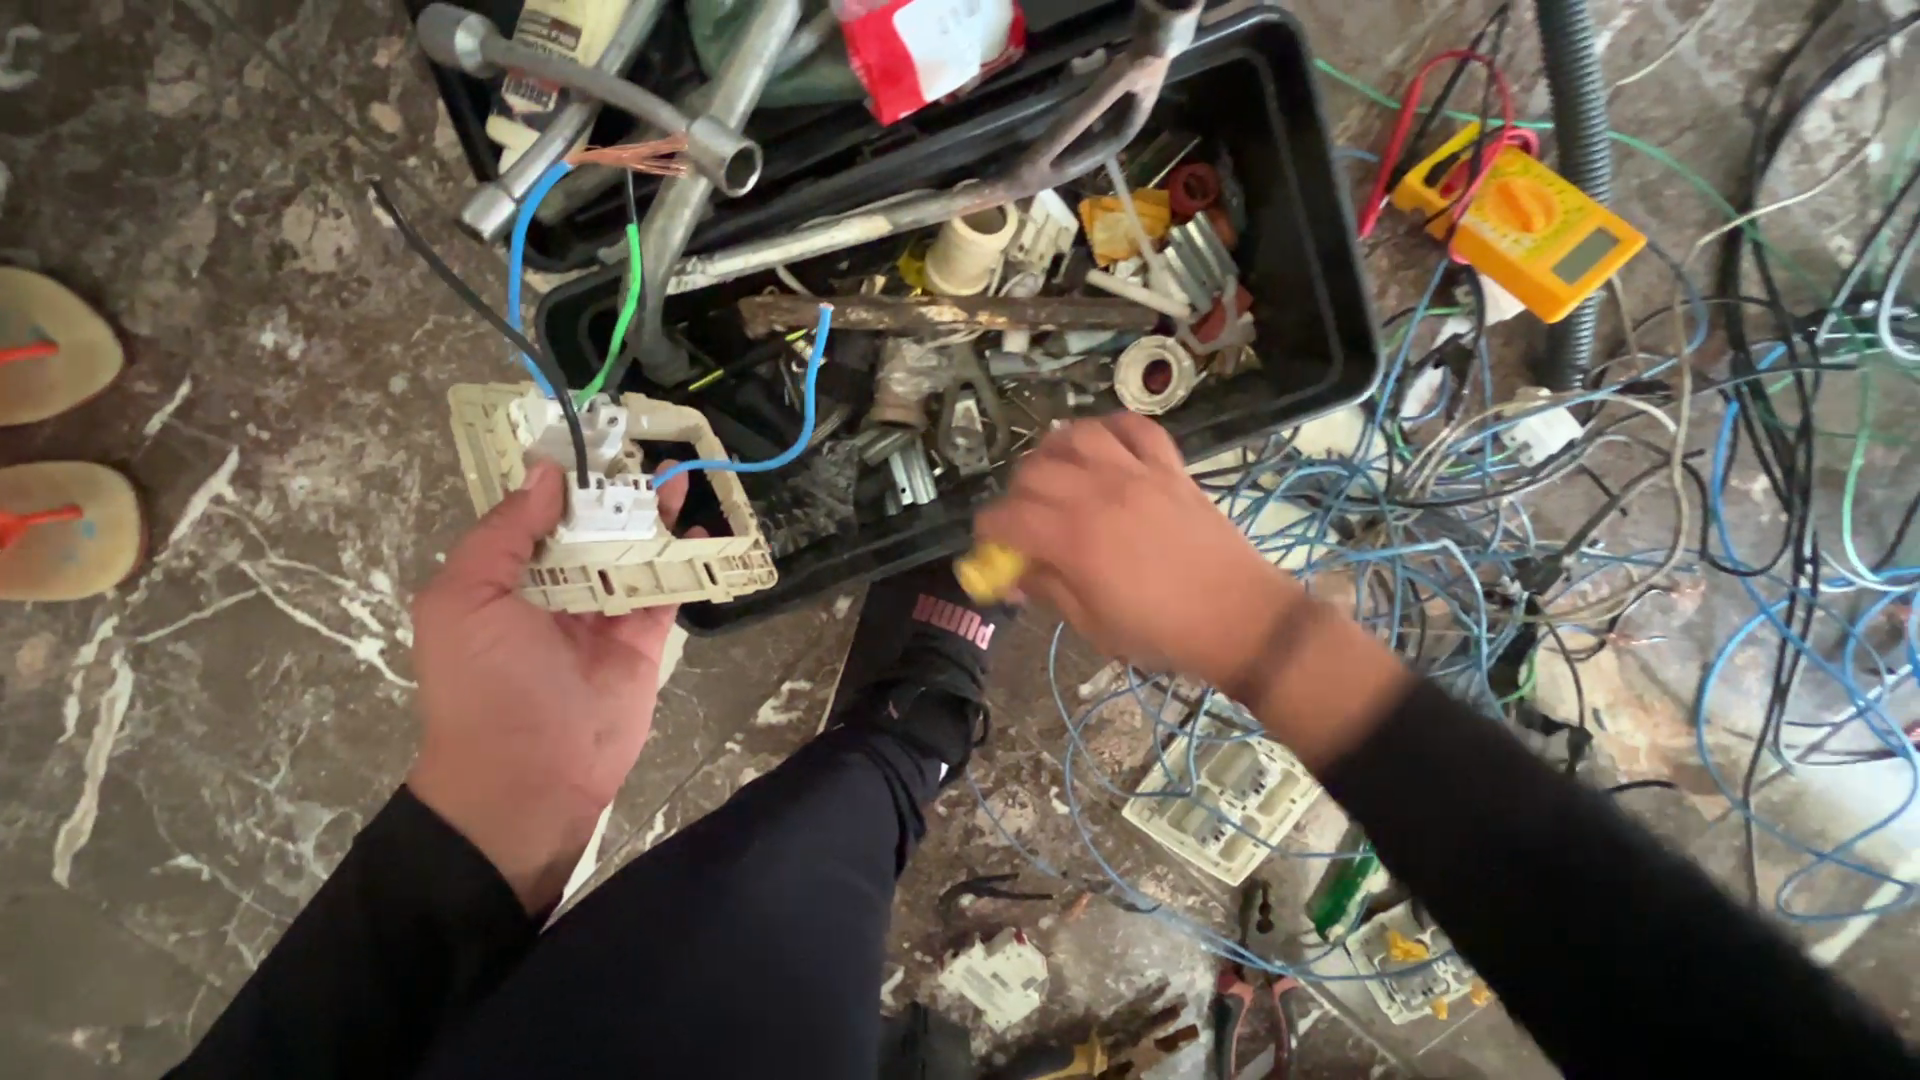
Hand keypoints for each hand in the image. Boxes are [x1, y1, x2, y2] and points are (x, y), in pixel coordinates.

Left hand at [407, 460, 690, 912]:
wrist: (530, 773)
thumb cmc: (486, 683)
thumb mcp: (463, 600)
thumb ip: (502, 534)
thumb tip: (544, 474)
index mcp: (506, 579)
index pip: (536, 516)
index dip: (562, 478)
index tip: (590, 439)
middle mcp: (556, 590)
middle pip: (592, 528)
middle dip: (617, 491)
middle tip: (648, 451)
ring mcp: (604, 614)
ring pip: (633, 553)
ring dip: (655, 517)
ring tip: (682, 477)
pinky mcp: (644, 639)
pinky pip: (667, 591)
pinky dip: (685, 561)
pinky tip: (701, 532)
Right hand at [974, 414, 1302, 691]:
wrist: (1239, 618)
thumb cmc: (1162, 631)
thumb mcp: (1093, 625)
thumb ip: (1048, 591)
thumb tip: (1014, 577)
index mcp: (1074, 539)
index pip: (1007, 517)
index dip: (988, 529)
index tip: (990, 543)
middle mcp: (1098, 494)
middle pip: (1033, 472)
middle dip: (1015, 494)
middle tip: (1023, 519)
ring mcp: (1136, 474)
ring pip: (1077, 436)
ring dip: (1054, 451)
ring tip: (1055, 473)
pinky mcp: (1170, 467)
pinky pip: (1135, 427)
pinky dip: (1112, 428)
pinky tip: (1104, 447)